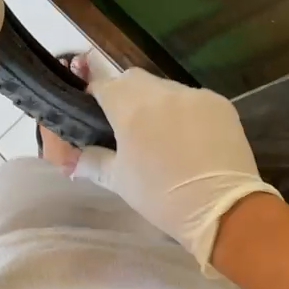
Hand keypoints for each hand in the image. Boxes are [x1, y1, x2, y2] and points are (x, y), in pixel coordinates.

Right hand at [72, 68, 280, 271]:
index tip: (96, 115)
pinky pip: (192, 98)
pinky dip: (185, 110)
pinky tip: (190, 136)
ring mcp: (193, 95)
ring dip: (156, 102)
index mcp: (130, 109)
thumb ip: (91, 162)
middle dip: (125, 95)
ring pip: (164, 87)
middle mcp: (161, 93)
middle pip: (133, 80)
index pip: (102, 85)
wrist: (222, 208)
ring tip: (162, 133)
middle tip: (128, 125)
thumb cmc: (162, 197)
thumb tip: (67, 159)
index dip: (95, 97)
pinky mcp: (219, 102)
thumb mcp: (119, 181)